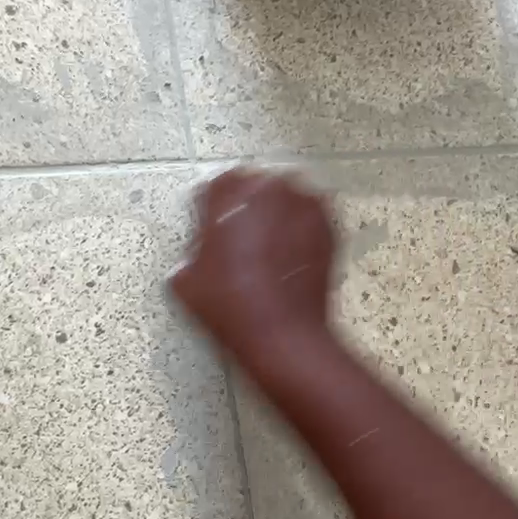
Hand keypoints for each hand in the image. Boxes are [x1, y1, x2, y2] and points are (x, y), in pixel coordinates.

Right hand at [170, 167, 336, 364]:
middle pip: (254, 187)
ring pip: (285, 199)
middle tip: (241, 238)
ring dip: (276, 216)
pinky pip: (308, 219)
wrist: (281, 333)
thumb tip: (205, 248)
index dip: (213, 209)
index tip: (212, 230)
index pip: (217, 185)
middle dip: (247, 208)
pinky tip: (289, 258)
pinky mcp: (329, 226)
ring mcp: (304, 204)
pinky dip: (299, 230)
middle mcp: (269, 188)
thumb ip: (194, 248)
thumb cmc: (230, 305)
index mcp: (230, 193)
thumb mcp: (188, 279)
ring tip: (268, 248)